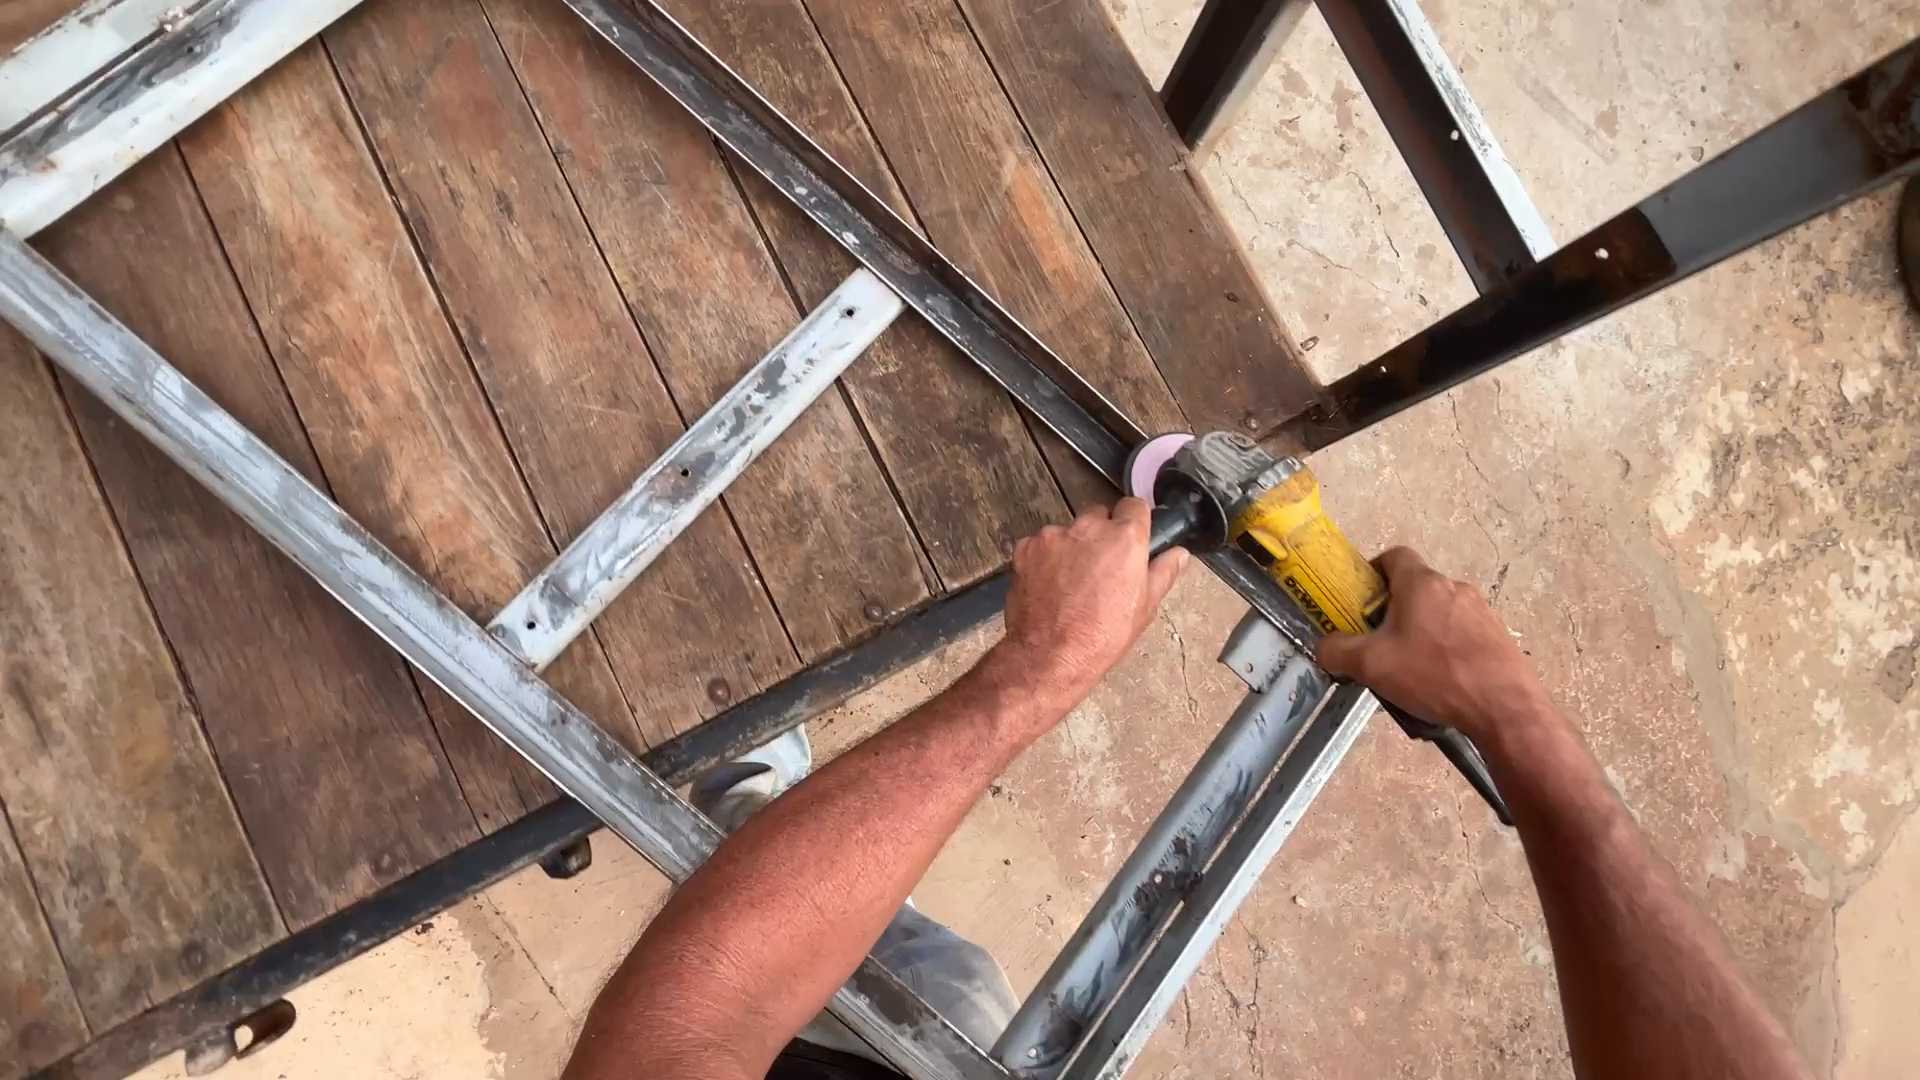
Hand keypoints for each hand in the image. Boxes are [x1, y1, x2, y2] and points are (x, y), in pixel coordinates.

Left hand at [993, 498, 1188, 704]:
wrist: (1051, 654)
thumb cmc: (1102, 635)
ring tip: (1071, 583)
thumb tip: (1178, 554)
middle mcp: (1088, 528)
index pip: (1134, 506)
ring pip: (1068, 531)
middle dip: (1100, 535)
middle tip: (1101, 568)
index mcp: (1124, 538)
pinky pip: (1039, 544)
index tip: (1131, 536)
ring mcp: (1054, 536)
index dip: (1134, 521)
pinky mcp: (1026, 548)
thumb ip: (1163, 572)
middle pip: (1098, 516)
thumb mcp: (1145, 607)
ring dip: (1071, 547)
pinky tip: (1050, 585)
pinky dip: (1044, 559)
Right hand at [1316, 548, 1553, 745]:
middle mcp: (1454, 588)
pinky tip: (1439, 680)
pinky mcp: (1499, 637)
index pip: (1395, 556)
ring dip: (1419, 630)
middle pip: (1414, 587)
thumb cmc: (1434, 675)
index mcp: (1421, 584)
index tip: (1361, 598)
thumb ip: (1336, 650)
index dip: (1373, 570)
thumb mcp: (1369, 664)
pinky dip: (1444, 647)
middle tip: (1377, 640)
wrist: (1506, 711)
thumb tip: (1325, 648)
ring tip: (1408, 666)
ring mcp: (1482, 612)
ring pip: (1438, 611)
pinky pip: (1460, 633)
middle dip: (1392, 609)